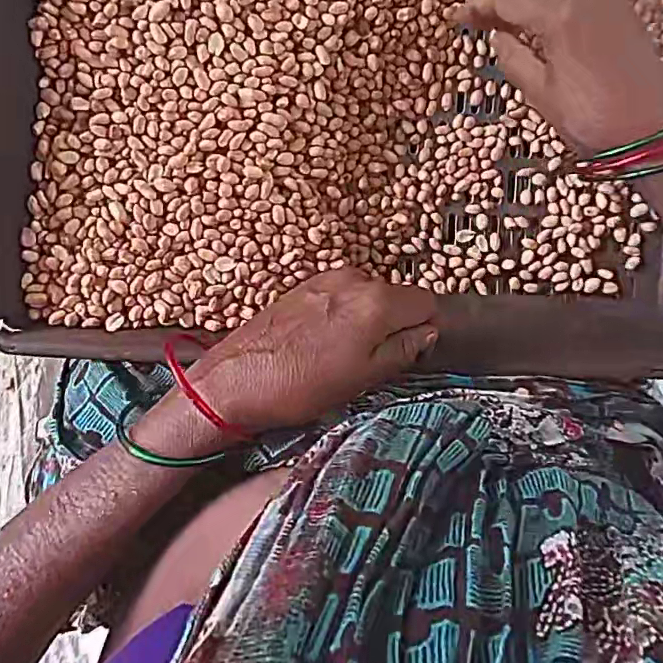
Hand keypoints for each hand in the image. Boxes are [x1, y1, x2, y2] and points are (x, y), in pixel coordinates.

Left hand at [186, 268, 437, 437]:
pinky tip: (321, 344)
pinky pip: (341, 297)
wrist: (234, 378)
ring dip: (366, 321)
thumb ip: (404, 349)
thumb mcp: (365, 376)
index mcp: (376, 300)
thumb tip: (428, 332)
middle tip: (373, 361)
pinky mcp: (303, 286)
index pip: (427, 302)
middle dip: (395, 324)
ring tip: (341, 356)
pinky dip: (342, 317)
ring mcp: (325, 278)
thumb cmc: (300, 384)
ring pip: (368, 298)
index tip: (411, 352)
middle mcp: (353, 278)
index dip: (424, 330)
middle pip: (397, 297)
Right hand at [456, 0, 662, 155]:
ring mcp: (609, 0)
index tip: (460, 16)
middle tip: (483, 20)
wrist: (654, 132)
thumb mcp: (540, 93)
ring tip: (512, 25)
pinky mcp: (623, 12)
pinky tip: (545, 28)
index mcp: (560, 13)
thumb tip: (497, 36)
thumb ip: (512, 57)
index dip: (480, 5)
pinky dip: (556, 3)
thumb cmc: (592, 118)